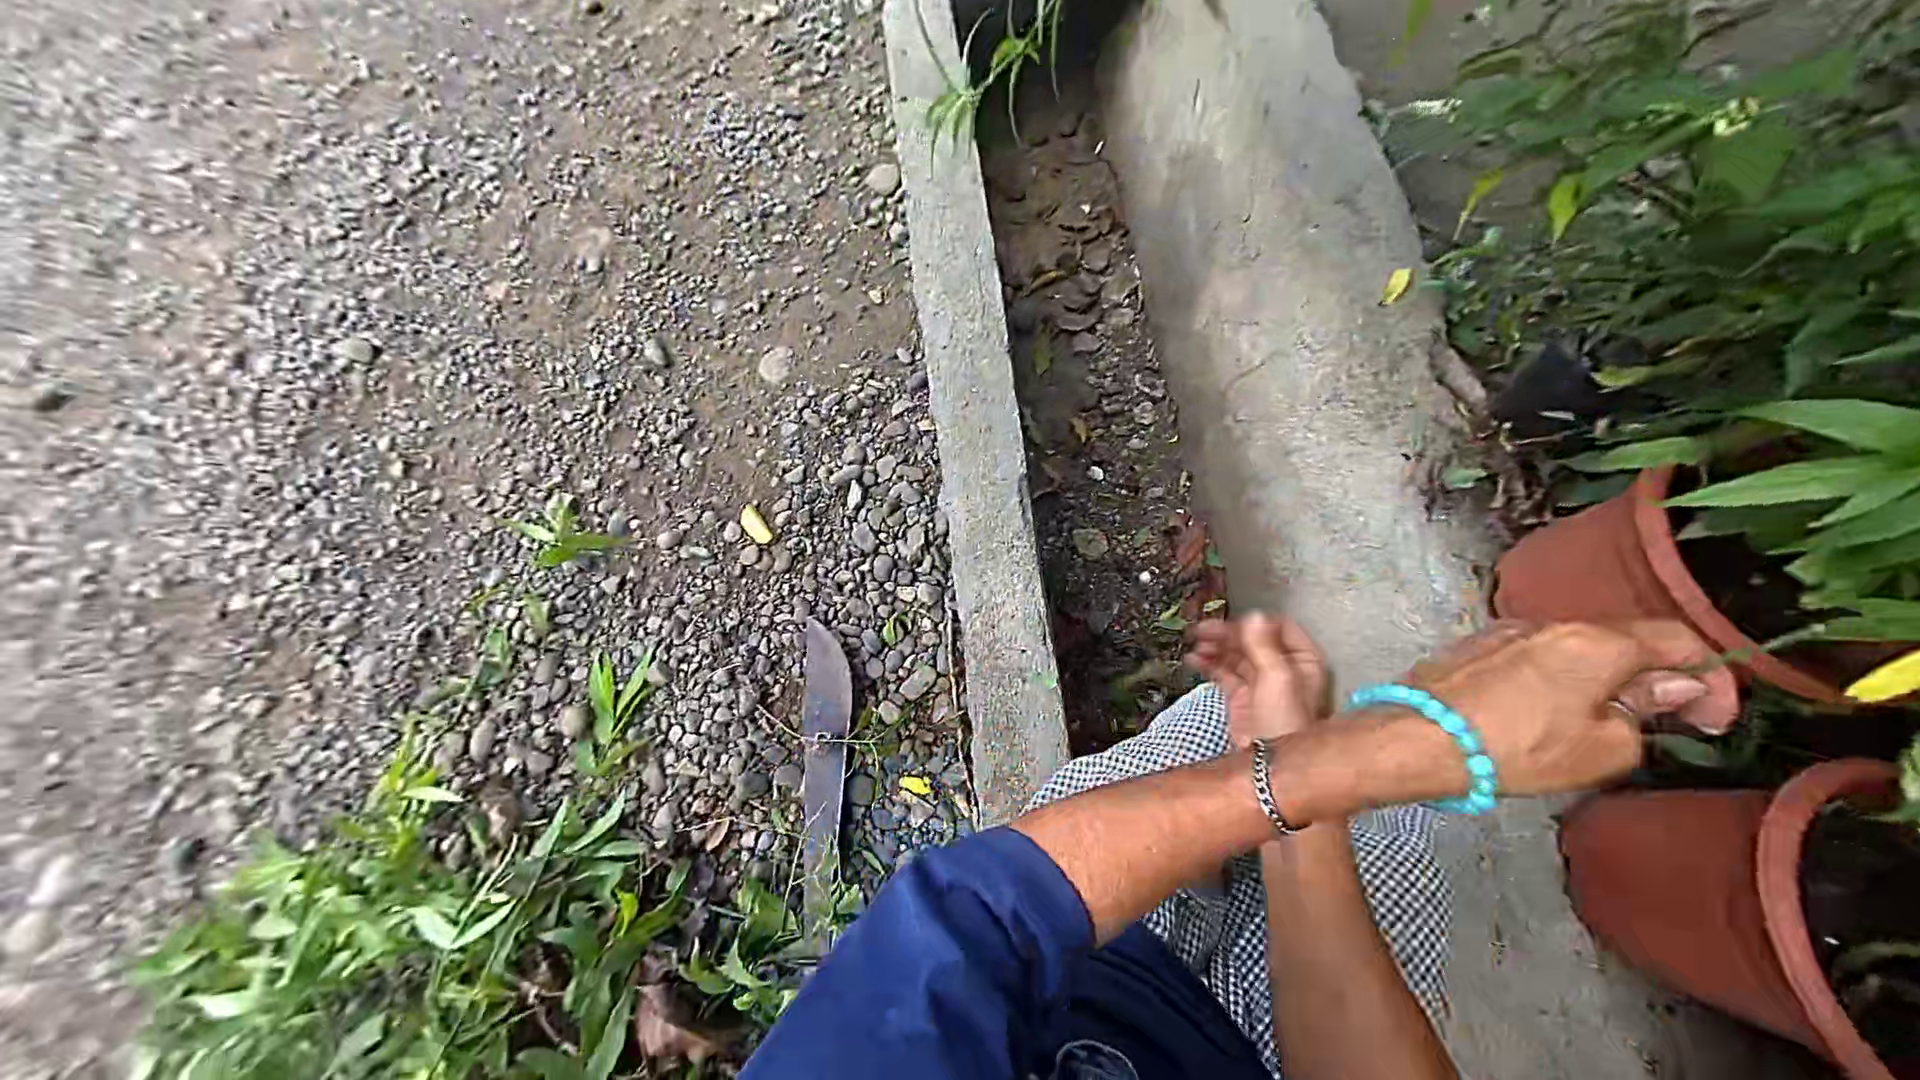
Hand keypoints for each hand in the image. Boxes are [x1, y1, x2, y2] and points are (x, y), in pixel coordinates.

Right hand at [1187, 614, 1330, 748]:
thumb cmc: (1286, 727)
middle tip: (1203, 631)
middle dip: (1227, 635)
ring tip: (1196, 646)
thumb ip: (1263, 646)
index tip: (1231, 622)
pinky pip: (1222, 671)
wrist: (1268, 767)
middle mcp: (1283, 669)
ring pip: (1234, 654)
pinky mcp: (1241, 696)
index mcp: (1303, 661)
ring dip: (1214, 647)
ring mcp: (1260, 683)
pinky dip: (1207, 663)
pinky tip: (1194, 659)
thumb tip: (1254, 617)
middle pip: (1252, 640)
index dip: (1254, 623)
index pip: (1279, 628)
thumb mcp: (1277, 679)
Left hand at [1376, 620, 1738, 798]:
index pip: (1675, 639)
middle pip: (1618, 640)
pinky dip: (1550, 678)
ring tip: (1592, 724)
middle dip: (1648, 678)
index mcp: (1590, 641)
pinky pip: (1526, 657)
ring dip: (1595, 679)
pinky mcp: (1466, 649)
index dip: (1708, 678)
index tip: (1708, 720)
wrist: (1417, 738)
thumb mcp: (1604, 747)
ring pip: (1568, 649)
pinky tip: (1541, 713)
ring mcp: (1497, 633)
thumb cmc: (1513, 747)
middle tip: (1656, 724)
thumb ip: (1643, 711)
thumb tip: (1663, 687)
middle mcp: (1542, 624)